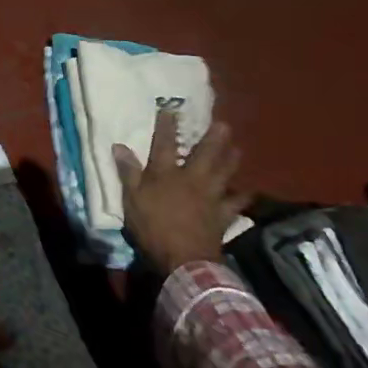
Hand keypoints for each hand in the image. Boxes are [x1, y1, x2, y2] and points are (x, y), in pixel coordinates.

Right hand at [114, 111, 247, 272]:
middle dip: (213, 137)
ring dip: (231, 159)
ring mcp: (211, 196)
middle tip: (223, 124)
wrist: (183, 259)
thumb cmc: (152, 227)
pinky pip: (236, 203)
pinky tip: (248, 191)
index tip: (170, 109)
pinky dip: (243, 196)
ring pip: (225, 172)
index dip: (167, 126)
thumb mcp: (131, 199)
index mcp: (166, 174)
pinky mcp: (223, 215)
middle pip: (205, 153)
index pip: (165, 144)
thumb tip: (119, 146)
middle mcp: (192, 179)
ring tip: (237, 149)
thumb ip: (128, 172)